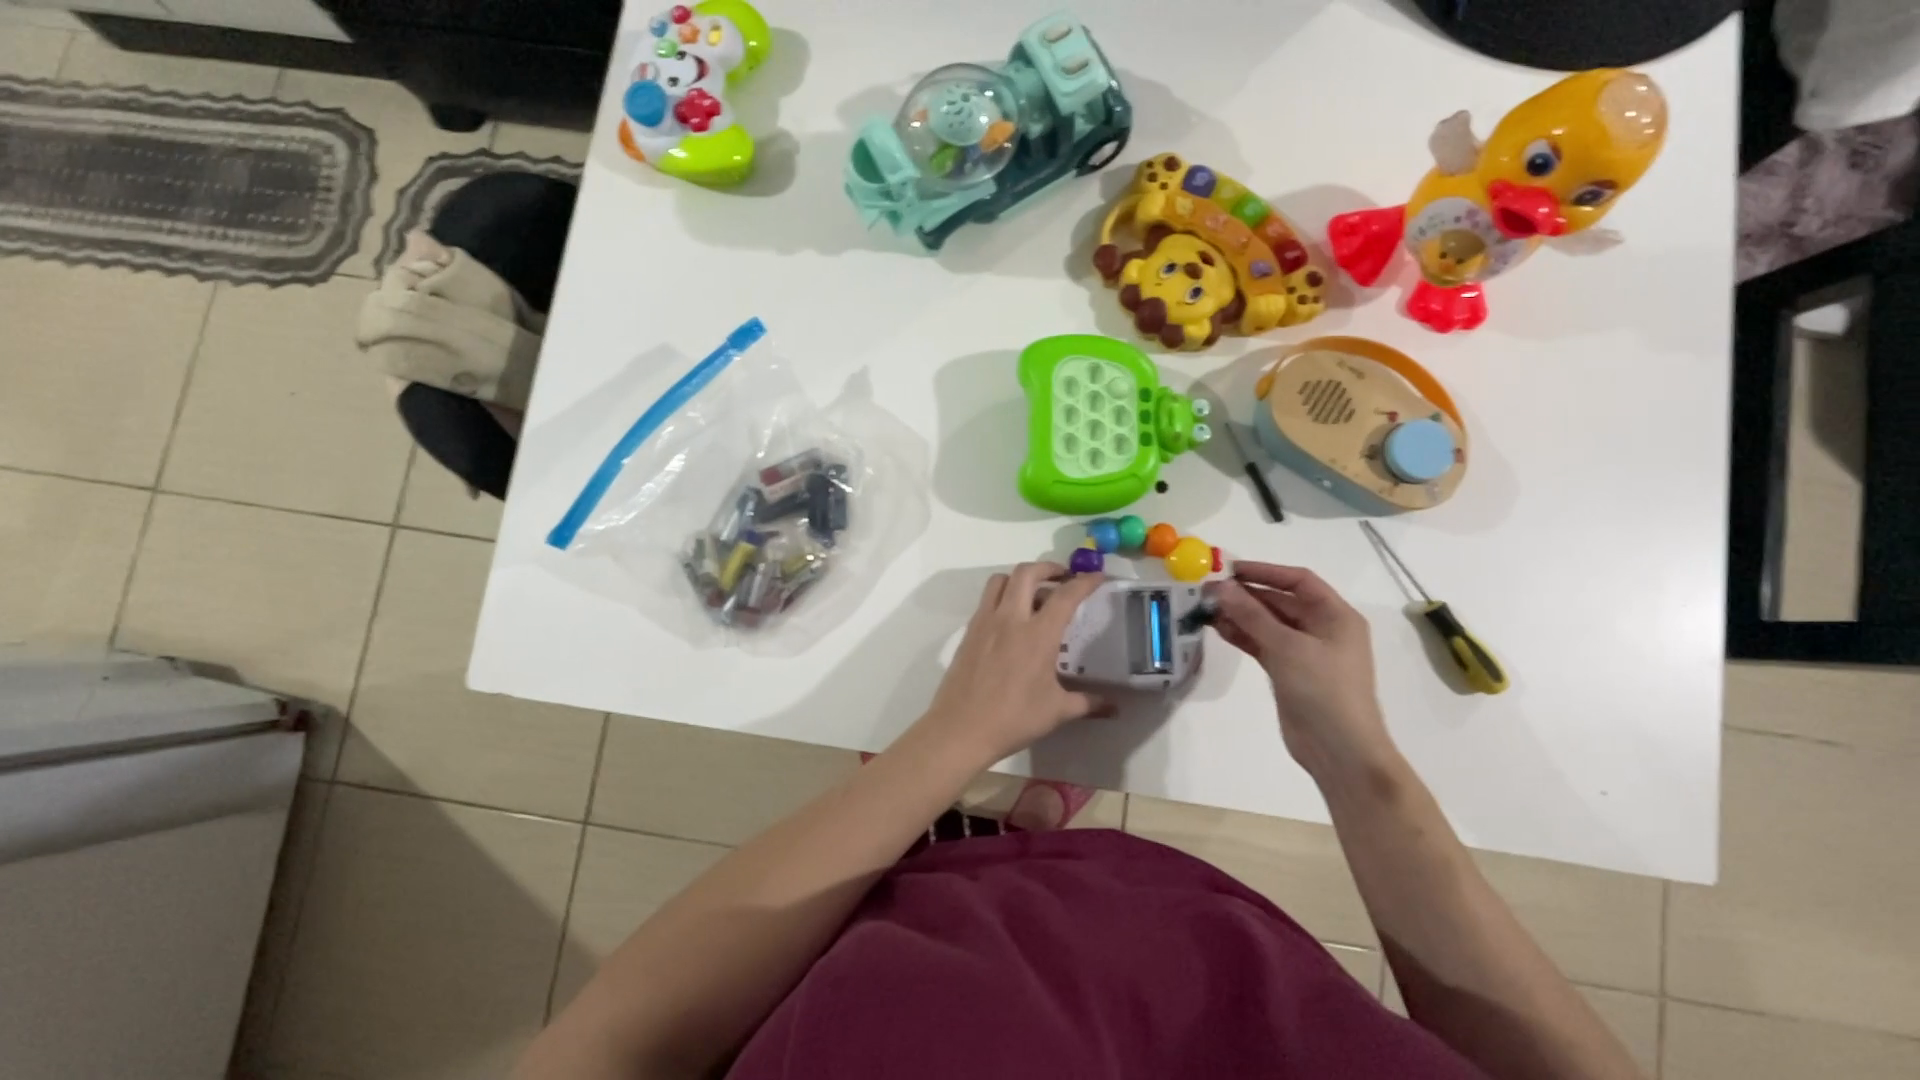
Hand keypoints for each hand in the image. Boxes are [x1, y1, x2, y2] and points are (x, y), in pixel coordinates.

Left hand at [914, 562, 1111, 767]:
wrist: (960, 729)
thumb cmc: (1013, 719)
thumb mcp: (1057, 712)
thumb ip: (1087, 703)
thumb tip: (1113, 706)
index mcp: (1038, 635)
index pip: (1066, 596)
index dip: (1085, 582)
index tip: (1098, 577)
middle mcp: (1011, 619)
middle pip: (1027, 572)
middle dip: (1048, 567)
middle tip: (1063, 577)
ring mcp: (985, 622)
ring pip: (1001, 580)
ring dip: (1020, 577)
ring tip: (1034, 593)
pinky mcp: (969, 632)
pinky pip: (986, 599)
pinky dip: (1002, 595)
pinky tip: (1011, 619)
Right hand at [1207, 563, 1398, 781]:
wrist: (1339, 749)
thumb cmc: (1323, 691)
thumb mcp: (1287, 647)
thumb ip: (1252, 615)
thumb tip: (1221, 587)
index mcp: (1336, 616)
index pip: (1299, 581)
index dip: (1265, 571)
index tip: (1230, 570)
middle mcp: (1323, 629)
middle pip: (1281, 602)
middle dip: (1247, 595)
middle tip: (1210, 592)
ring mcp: (1306, 652)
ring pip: (1269, 624)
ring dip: (1241, 616)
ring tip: (1207, 610)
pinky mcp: (1290, 672)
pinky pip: (1264, 645)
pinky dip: (1243, 636)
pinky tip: (1219, 630)